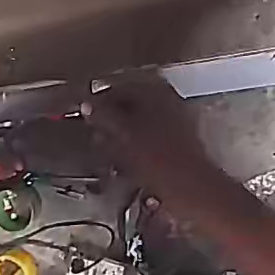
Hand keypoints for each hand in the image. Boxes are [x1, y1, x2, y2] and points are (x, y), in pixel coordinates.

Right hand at [85, 78, 220, 197]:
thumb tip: (87, 105)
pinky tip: (123, 159)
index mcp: (155, 91)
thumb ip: (103, 115)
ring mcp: (176, 123)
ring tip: (104, 147)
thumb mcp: (123, 132)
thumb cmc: (156, 157)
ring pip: (140, 122)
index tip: (84, 111)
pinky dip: (133, 146)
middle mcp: (168, 101)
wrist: (190, 188)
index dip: (99, 99)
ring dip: (120, 133)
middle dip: (110, 117)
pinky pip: (149, 139)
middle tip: (92, 129)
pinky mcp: (178, 145)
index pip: (119, 87)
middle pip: (130, 104)